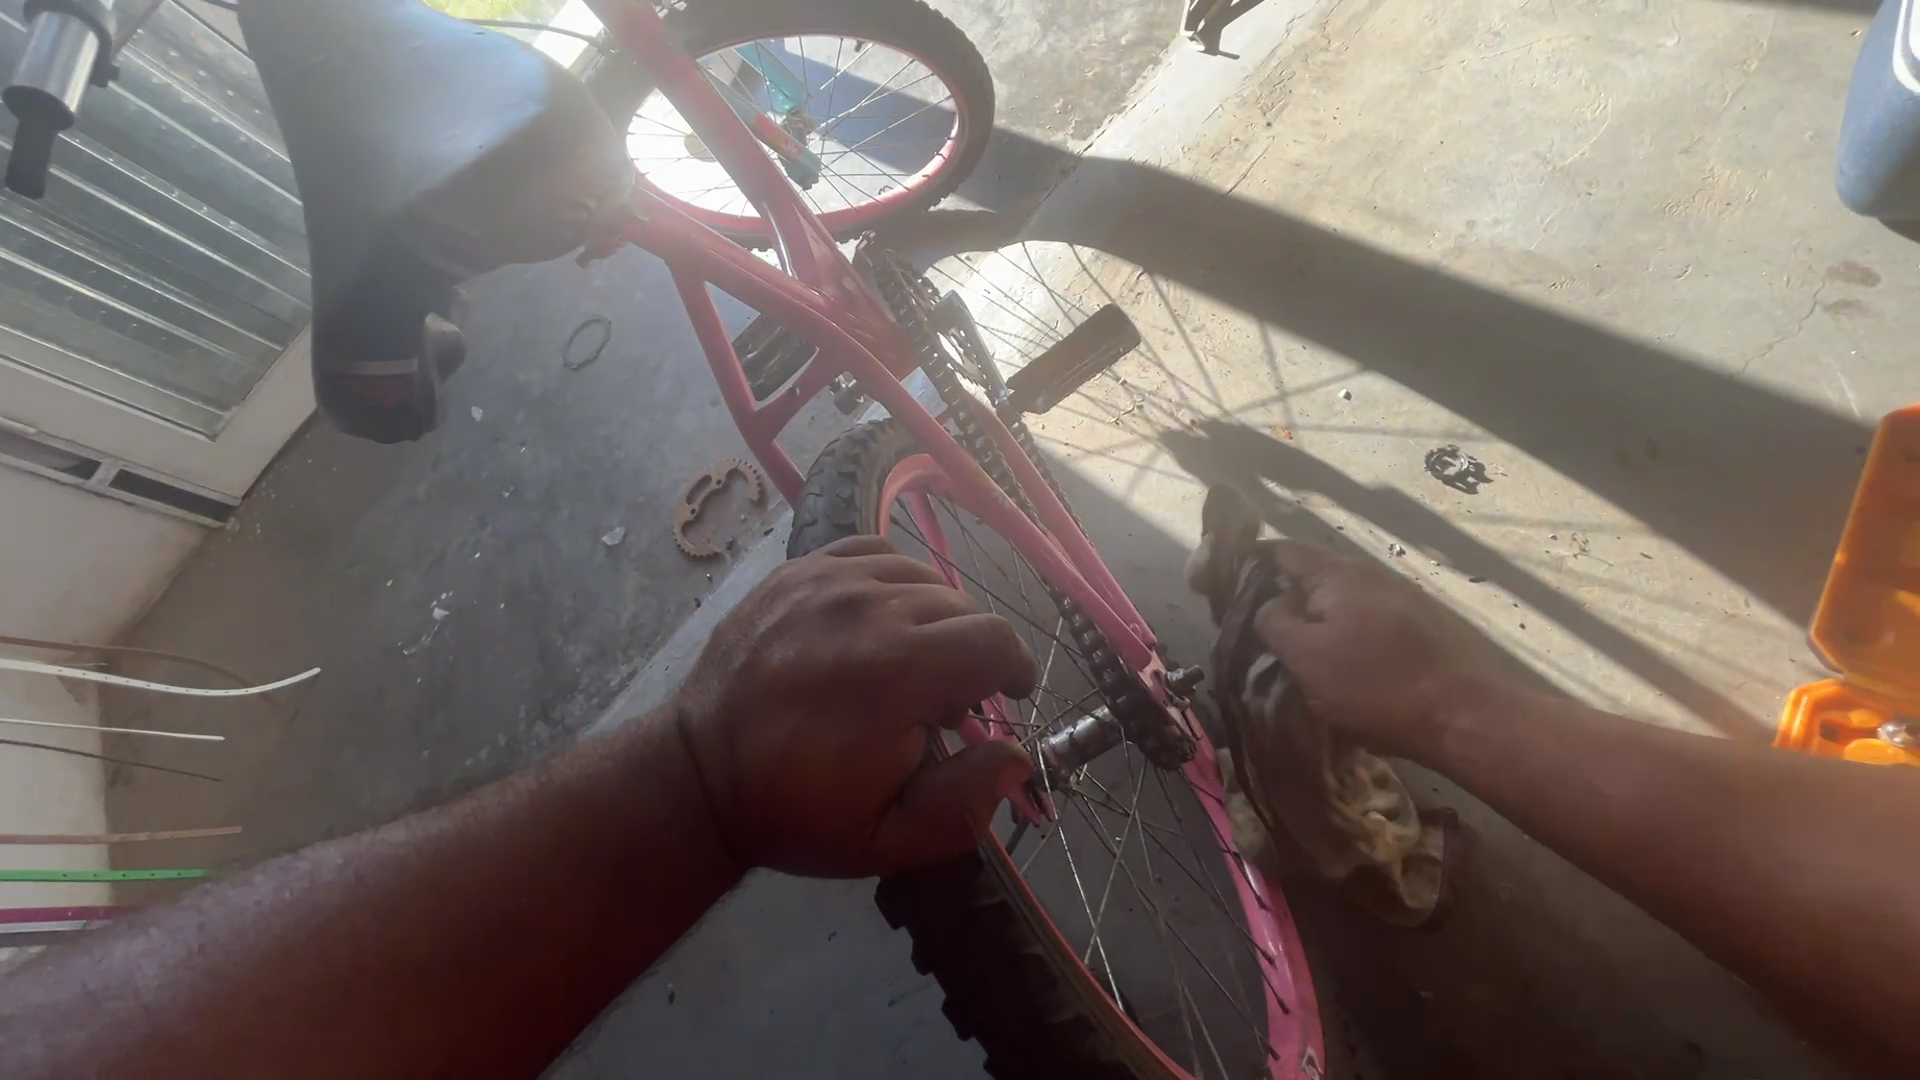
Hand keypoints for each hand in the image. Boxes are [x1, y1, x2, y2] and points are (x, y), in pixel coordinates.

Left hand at [671, 536, 1036, 877]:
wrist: (698, 773)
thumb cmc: (796, 809)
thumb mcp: (887, 838)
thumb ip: (965, 804)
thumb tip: (1018, 758)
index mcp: (897, 672)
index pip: (995, 640)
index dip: (1015, 668)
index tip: (1008, 694)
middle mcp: (868, 608)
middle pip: (964, 609)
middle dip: (971, 655)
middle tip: (945, 700)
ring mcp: (828, 579)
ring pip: (924, 577)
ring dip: (935, 618)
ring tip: (909, 658)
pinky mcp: (799, 568)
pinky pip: (876, 552)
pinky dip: (895, 581)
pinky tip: (881, 616)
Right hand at [1255, 541, 1511, 761]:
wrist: (1470, 718)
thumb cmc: (1376, 685)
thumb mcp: (1304, 656)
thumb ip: (1273, 621)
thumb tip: (1268, 605)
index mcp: (1336, 573)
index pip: (1278, 550)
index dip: (1244, 562)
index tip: (1218, 586)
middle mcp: (1370, 574)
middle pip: (1309, 576)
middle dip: (1279, 598)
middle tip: (1256, 631)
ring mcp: (1401, 599)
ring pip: (1338, 601)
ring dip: (1312, 621)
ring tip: (1296, 654)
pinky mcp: (1421, 627)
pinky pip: (1364, 621)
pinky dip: (1342, 635)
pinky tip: (1339, 666)